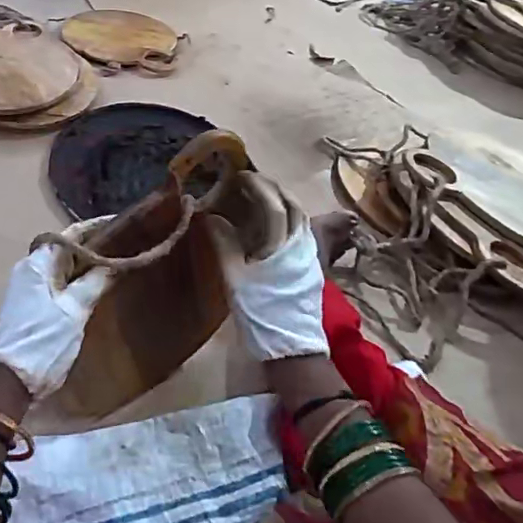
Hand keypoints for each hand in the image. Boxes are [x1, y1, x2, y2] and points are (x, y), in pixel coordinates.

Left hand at [0, 219, 114, 398]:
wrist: (9, 384)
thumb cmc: (42, 343)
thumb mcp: (74, 313)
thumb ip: (92, 284)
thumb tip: (109, 265)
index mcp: (37, 264)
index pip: (69, 235)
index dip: (94, 227)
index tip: (117, 223)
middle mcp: (28, 269)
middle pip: (63, 248)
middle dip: (91, 245)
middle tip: (121, 244)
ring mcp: (25, 287)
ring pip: (59, 266)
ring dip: (82, 264)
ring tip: (111, 262)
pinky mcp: (26, 305)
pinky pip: (54, 282)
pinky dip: (73, 280)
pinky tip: (90, 286)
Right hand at [210, 190, 328, 360]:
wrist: (291, 347)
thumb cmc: (261, 311)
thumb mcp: (234, 278)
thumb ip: (223, 243)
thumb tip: (211, 215)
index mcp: (281, 243)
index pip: (272, 203)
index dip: (256, 186)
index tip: (239, 176)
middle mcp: (300, 242)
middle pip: (292, 204)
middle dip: (273, 187)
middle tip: (251, 180)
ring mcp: (309, 253)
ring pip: (301, 215)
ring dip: (284, 198)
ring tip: (264, 194)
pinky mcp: (311, 264)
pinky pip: (304, 227)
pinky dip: (290, 214)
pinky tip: (277, 221)